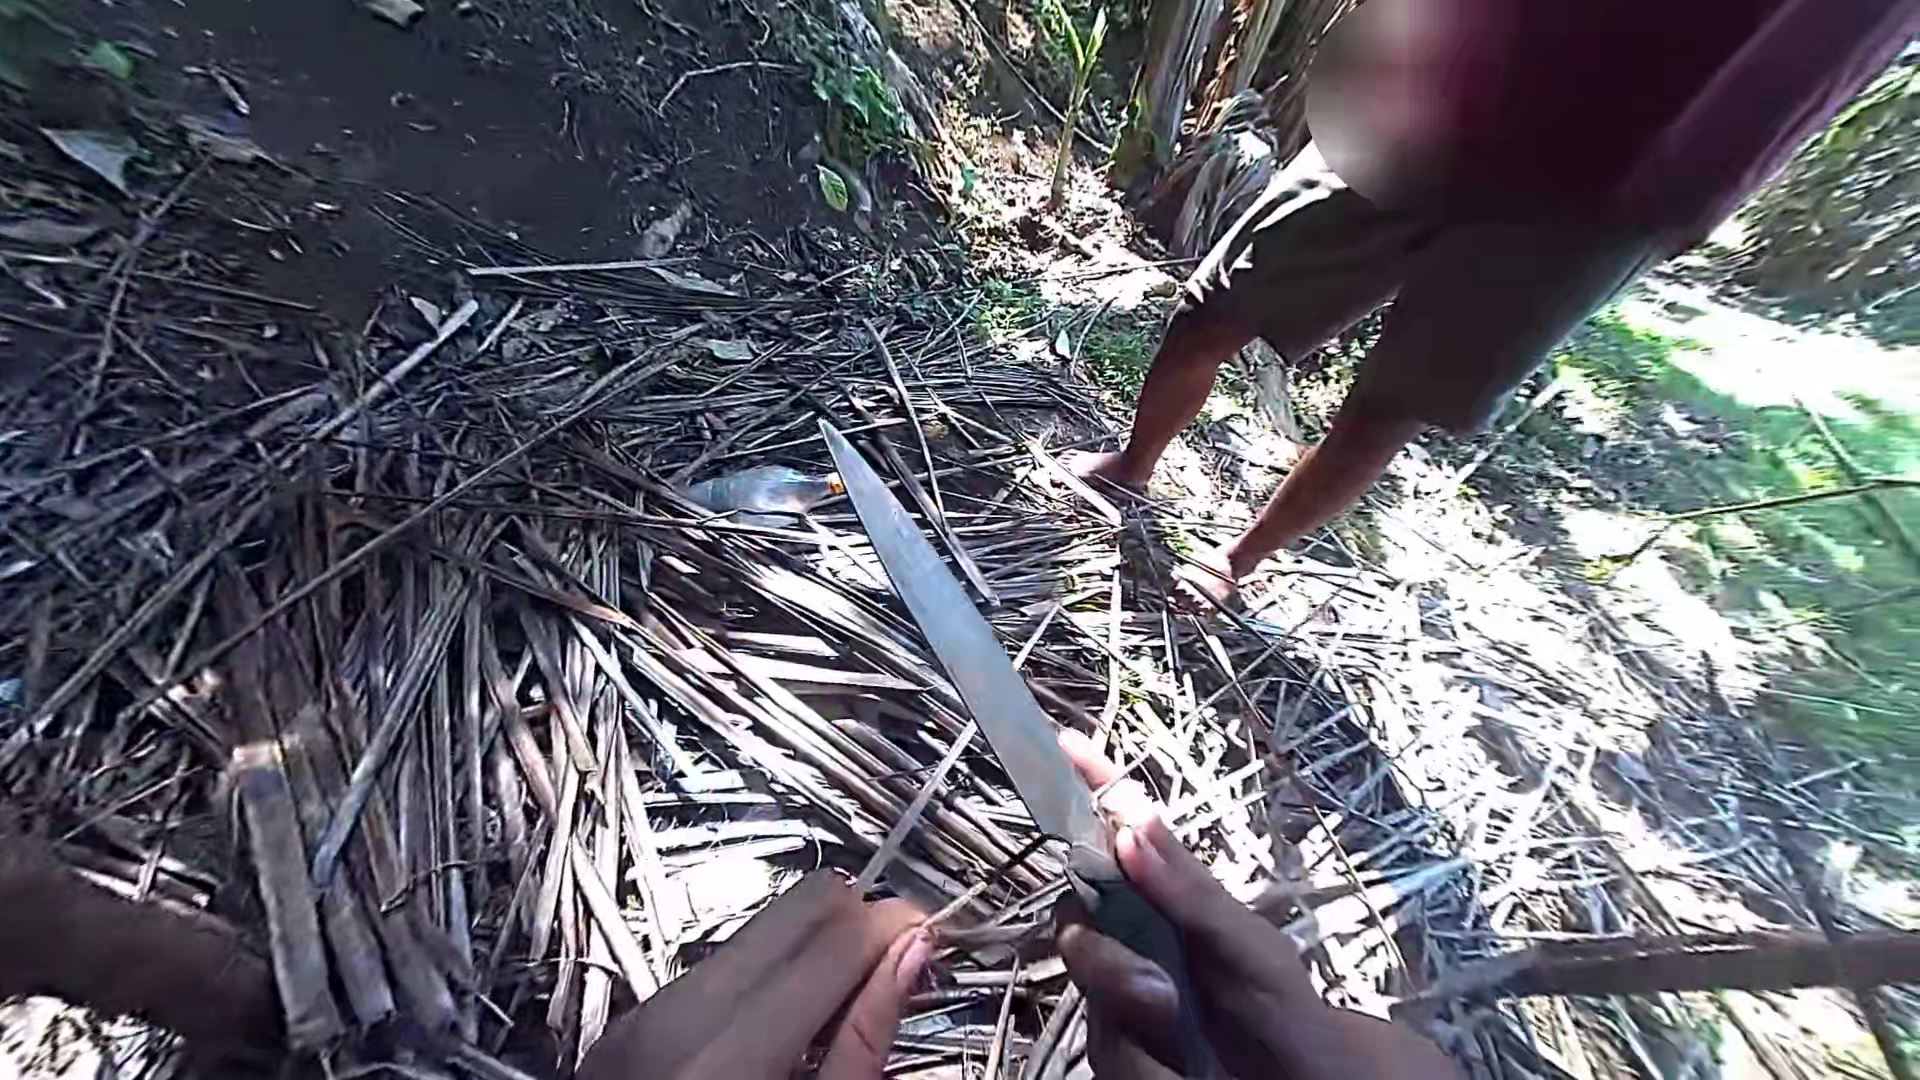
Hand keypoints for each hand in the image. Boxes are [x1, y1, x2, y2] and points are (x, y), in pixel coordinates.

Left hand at [578, 872, 931, 1079]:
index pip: (831, 939)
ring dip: (825, 937)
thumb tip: (915, 947)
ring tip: (842, 995)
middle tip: (888, 967)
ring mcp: (653, 1002)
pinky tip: (792, 1013)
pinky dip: (785, 959)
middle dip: (861, 918)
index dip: (892, 923)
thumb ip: (862, 1044)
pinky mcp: (645, 1004)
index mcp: (721, 1064)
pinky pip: (741, 946)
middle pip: (806, 901)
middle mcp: (681, 1010)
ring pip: (774, 914)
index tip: (928, 936)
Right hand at [1053, 730, 1457, 1078]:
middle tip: (1161, 996)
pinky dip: (1147, 1070)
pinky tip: (1183, 1073)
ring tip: (1190, 1054)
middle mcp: (1126, 924)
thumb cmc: (1283, 1007)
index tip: (1065, 742)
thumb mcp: (1250, 947)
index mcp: (1159, 884)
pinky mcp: (1113, 1039)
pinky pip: (1106, 1048)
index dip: (1088, 781)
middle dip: (1107, 958)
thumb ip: (1190, 890)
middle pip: (1077, 912)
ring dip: (1134, 1019)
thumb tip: (1130, 828)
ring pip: (1087, 983)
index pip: (1116, 823)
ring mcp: (1115, 980)